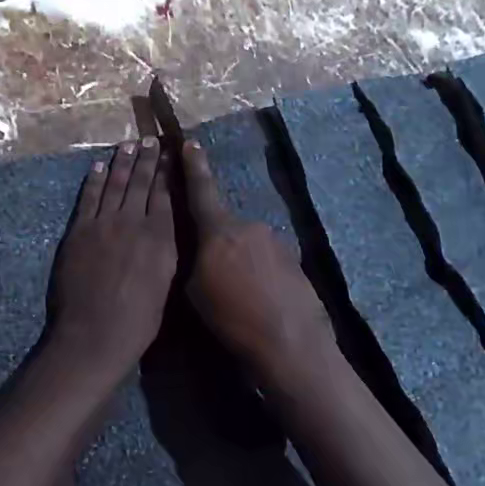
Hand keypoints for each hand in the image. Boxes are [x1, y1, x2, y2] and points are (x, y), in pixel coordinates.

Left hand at [45, 138, 177, 372]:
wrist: (95, 333)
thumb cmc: (139, 320)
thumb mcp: (166, 282)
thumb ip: (166, 250)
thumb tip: (167, 229)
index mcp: (161, 237)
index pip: (166, 195)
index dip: (167, 172)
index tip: (170, 153)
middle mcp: (134, 222)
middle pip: (141, 183)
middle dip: (147, 160)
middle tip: (150, 140)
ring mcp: (103, 224)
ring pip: (115, 185)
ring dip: (122, 163)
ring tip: (129, 145)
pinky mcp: (79, 232)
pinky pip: (87, 198)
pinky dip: (94, 181)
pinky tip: (98, 167)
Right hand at [180, 139, 335, 370]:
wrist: (290, 342)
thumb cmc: (233, 320)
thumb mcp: (194, 292)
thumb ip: (194, 260)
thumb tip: (201, 250)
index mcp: (219, 231)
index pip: (201, 190)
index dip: (193, 166)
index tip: (190, 142)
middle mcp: (249, 226)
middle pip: (225, 227)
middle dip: (217, 245)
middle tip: (214, 277)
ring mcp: (276, 241)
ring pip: (247, 245)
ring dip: (240, 262)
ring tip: (240, 296)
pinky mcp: (294, 258)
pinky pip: (267, 259)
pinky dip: (260, 273)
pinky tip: (260, 299)